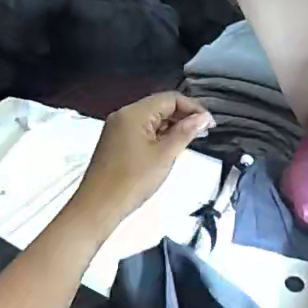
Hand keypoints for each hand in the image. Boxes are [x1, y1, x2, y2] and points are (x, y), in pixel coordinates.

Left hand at [69, 92, 212, 222]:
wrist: (97, 208)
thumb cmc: (132, 181)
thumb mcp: (165, 155)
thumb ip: (185, 132)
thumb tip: (203, 118)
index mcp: (134, 113)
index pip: (170, 99)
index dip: (193, 108)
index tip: (209, 123)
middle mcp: (123, 115)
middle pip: (160, 106)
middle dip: (184, 116)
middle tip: (203, 131)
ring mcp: (118, 129)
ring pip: (152, 118)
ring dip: (172, 126)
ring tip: (190, 140)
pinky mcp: (116, 142)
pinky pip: (143, 129)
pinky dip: (159, 135)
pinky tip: (171, 147)